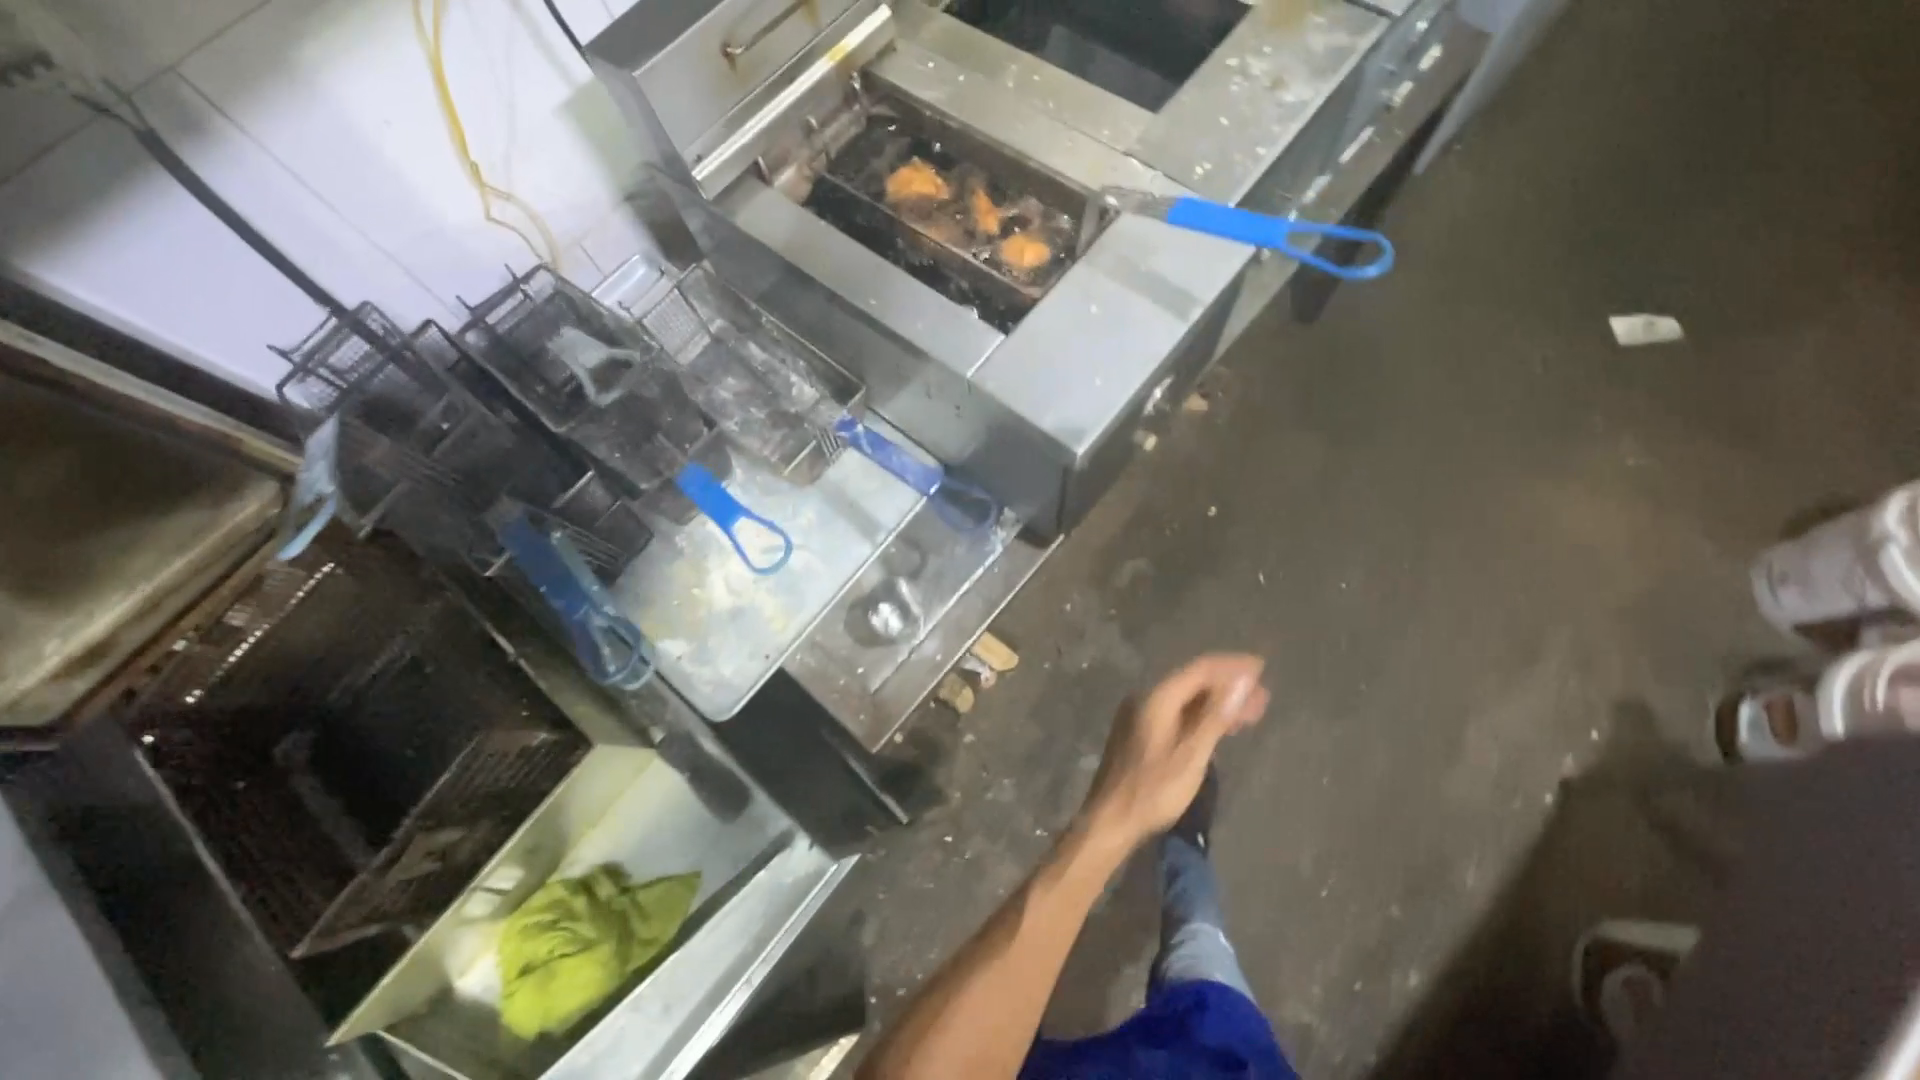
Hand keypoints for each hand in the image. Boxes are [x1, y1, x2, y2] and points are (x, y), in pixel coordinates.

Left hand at [1079, 653, 1269, 850]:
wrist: (1111, 819)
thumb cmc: (1153, 790)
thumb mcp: (1191, 755)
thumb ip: (1215, 716)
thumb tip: (1240, 682)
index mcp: (1156, 699)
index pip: (1199, 670)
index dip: (1231, 667)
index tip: (1261, 668)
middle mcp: (1145, 700)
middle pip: (1193, 683)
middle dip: (1228, 687)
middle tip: (1262, 697)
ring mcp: (1140, 717)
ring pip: (1186, 701)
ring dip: (1217, 704)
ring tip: (1251, 713)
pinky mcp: (1140, 734)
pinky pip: (1177, 715)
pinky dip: (1202, 718)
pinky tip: (1220, 728)